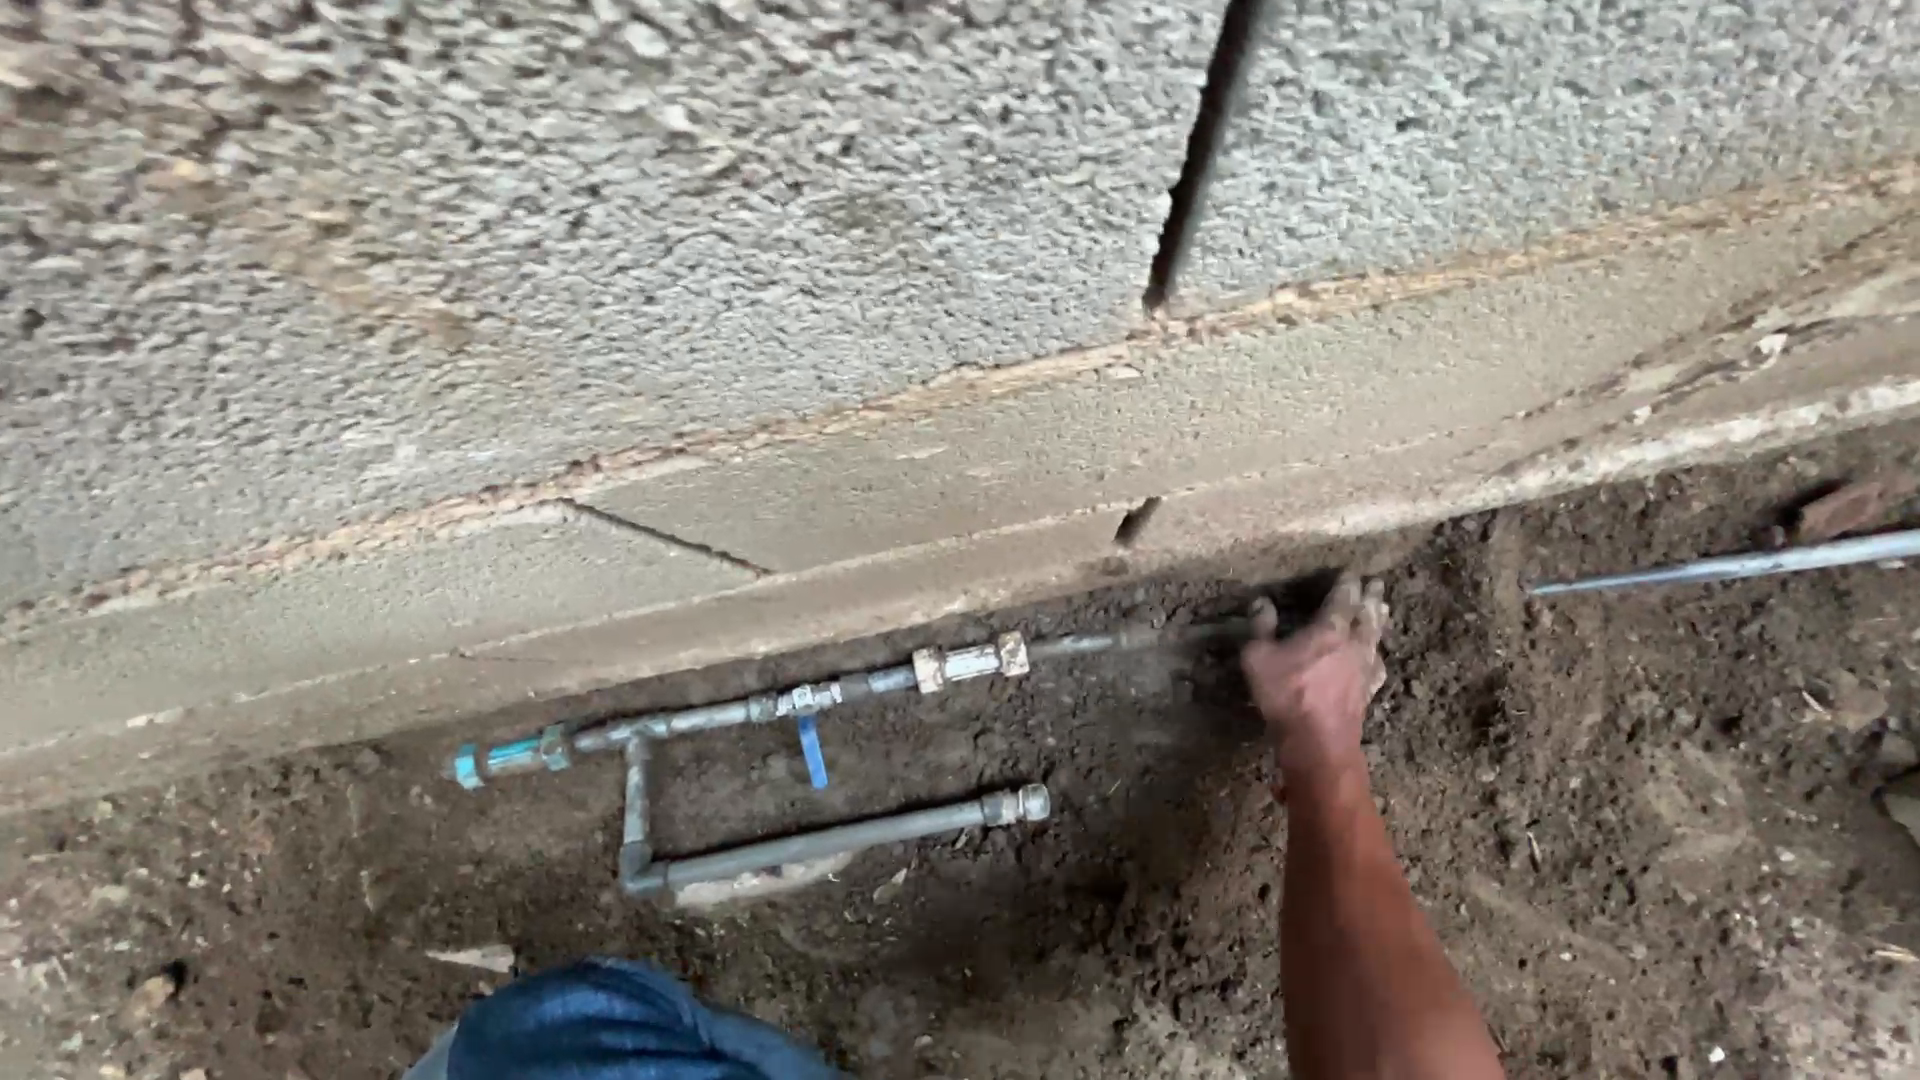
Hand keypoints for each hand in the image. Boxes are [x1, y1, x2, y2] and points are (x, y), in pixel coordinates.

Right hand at [1242, 573, 1388, 781]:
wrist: (1318, 741)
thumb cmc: (1285, 694)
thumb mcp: (1258, 657)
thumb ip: (1261, 627)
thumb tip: (1262, 601)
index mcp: (1328, 630)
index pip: (1342, 599)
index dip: (1346, 583)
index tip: (1350, 571)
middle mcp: (1352, 644)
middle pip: (1367, 615)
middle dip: (1371, 597)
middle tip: (1377, 582)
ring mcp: (1364, 668)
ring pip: (1376, 637)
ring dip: (1379, 620)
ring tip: (1384, 608)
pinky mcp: (1367, 690)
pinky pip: (1377, 664)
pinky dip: (1378, 653)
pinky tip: (1378, 656)